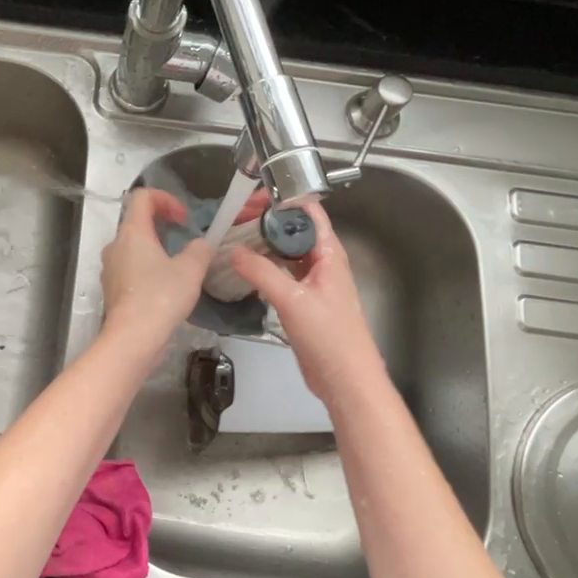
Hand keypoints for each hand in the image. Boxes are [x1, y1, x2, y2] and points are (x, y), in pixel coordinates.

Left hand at [101, 188, 213, 350]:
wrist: (133, 338)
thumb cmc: (161, 297)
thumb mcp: (191, 269)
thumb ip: (199, 250)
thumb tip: (200, 245)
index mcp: (132, 232)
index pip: (142, 197)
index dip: (166, 199)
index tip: (184, 219)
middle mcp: (115, 245)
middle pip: (136, 222)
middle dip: (162, 225)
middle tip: (184, 240)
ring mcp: (110, 268)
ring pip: (133, 247)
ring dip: (156, 248)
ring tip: (178, 266)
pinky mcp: (112, 288)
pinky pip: (130, 268)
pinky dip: (147, 268)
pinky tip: (165, 288)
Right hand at [230, 202, 386, 401]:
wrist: (345, 378)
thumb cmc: (329, 336)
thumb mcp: (293, 300)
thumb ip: (262, 273)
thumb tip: (233, 251)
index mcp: (329, 253)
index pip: (309, 212)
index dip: (282, 200)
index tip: (252, 199)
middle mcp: (322, 263)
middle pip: (294, 230)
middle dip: (266, 221)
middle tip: (234, 219)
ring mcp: (313, 282)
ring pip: (286, 253)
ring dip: (263, 244)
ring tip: (233, 239)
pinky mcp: (303, 301)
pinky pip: (281, 275)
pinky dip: (263, 267)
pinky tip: (243, 270)